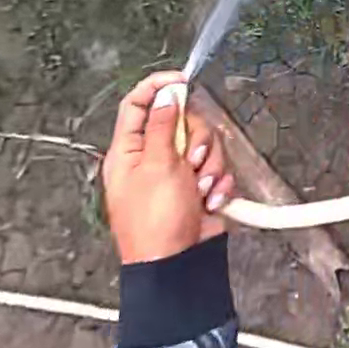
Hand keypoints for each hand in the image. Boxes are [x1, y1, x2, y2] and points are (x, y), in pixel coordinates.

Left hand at [102, 70, 235, 263]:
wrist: (179, 267)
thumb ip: (163, 124)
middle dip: (195, 136)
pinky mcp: (199, 183)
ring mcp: (176, 170)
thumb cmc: (156, 222)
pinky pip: (216, 164)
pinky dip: (218, 181)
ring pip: (203, 140)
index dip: (157, 86)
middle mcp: (152, 156)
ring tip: (201, 186)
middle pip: (181, 119)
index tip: (182, 80)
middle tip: (192, 158)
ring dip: (210, 162)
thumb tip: (167, 94)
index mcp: (129, 151)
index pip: (136, 103)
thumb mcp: (157, 166)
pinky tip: (211, 199)